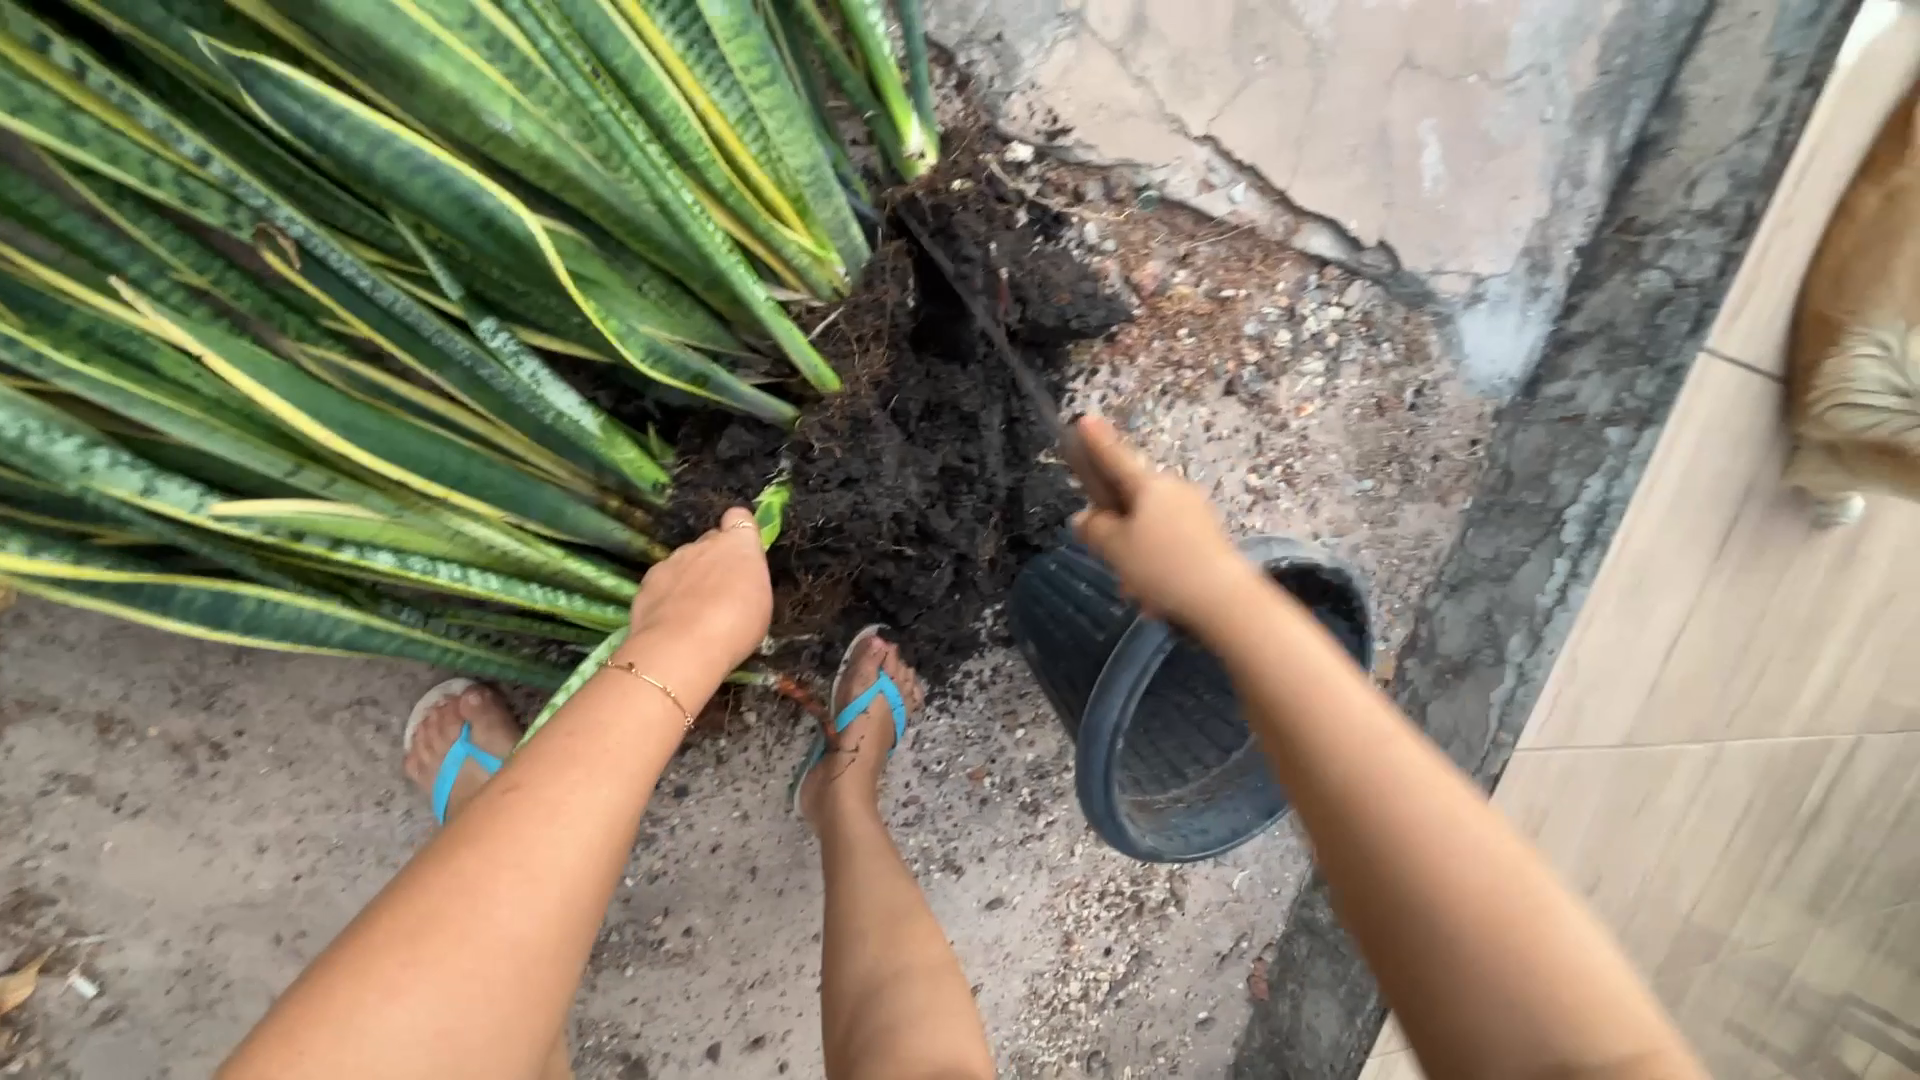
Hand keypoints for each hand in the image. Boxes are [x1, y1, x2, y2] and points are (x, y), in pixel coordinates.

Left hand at [627, 507, 772, 678]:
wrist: (682, 647)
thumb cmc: (736, 624)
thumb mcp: (760, 602)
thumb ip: (748, 578)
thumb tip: (738, 574)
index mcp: (738, 544)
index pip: (739, 517)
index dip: (740, 530)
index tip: (742, 552)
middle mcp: (703, 544)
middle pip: (710, 541)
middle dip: (715, 558)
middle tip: (721, 590)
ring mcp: (672, 560)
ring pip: (685, 561)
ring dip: (690, 577)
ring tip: (694, 610)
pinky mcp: (647, 580)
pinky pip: (663, 580)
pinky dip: (668, 593)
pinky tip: (672, 618)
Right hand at [1070, 417, 1263, 628]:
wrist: (1225, 601)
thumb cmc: (1163, 566)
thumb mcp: (1116, 549)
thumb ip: (1094, 530)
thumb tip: (1084, 517)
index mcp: (1150, 485)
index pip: (1116, 457)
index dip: (1097, 442)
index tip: (1085, 418)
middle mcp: (1174, 491)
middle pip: (1131, 502)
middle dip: (1117, 532)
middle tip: (1111, 560)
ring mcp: (1194, 514)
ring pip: (1148, 530)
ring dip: (1135, 557)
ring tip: (1136, 589)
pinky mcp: (1207, 539)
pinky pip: (1169, 547)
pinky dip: (1156, 568)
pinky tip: (1156, 598)